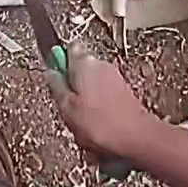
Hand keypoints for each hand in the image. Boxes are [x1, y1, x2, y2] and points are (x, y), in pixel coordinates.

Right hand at [51, 46, 165, 162]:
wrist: (137, 138)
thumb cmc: (103, 124)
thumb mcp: (66, 107)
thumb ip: (56, 86)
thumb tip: (50, 74)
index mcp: (85, 63)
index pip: (68, 48)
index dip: (59, 63)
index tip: (56, 79)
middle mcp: (101, 65)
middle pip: (79, 70)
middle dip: (72, 87)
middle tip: (68, 107)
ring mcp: (114, 78)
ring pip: (91, 86)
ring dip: (85, 101)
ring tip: (84, 123)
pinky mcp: (124, 93)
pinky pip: (104, 98)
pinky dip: (99, 110)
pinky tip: (98, 128)